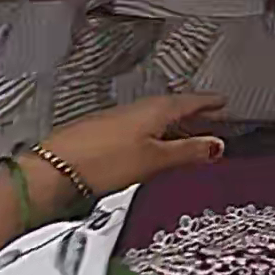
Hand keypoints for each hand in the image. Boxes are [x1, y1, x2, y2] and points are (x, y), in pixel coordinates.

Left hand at [42, 94, 227, 195]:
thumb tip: (216, 146)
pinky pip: (141, 128)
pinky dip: (155, 135)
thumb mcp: (154, 161)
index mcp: (158, 110)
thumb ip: (188, 152)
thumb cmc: (100, 162)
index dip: (210, 103)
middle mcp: (140, 109)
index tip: (223, 102)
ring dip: (176, 126)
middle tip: (213, 118)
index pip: (193, 102)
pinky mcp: (104, 134)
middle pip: (176, 109)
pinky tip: (152, 149)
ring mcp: (121, 120)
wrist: (50, 172)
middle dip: (196, 114)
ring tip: (188, 137)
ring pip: (158, 119)